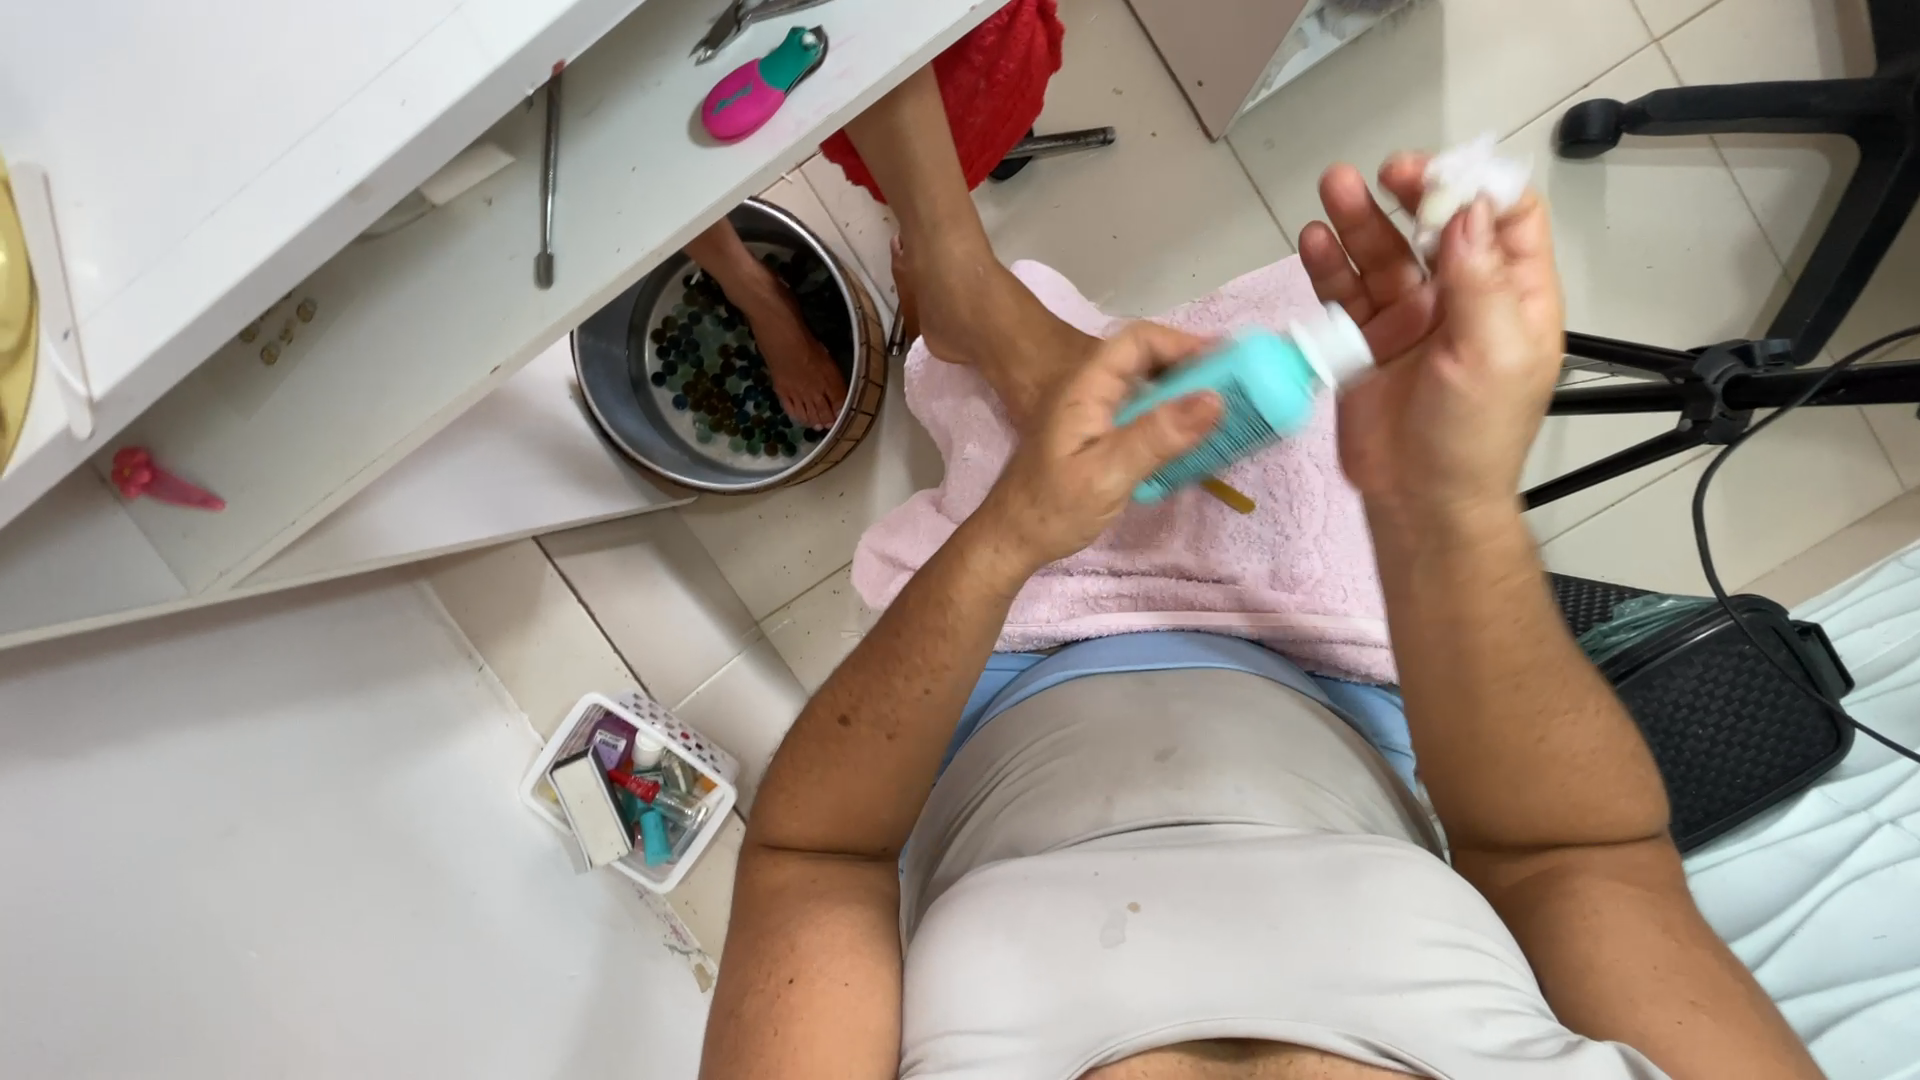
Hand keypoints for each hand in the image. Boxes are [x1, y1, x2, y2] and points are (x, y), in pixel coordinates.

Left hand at [974, 321, 1222, 571]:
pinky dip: (1165, 420)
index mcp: (1084, 389)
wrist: (1012, 540)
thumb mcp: (1108, 474)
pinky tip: (1188, 440)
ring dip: (1180, 394)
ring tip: (1220, 412)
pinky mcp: (1093, 440)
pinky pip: (1136, 416)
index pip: (1136, 341)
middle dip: (1188, 367)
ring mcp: (1089, 417)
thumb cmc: (1053, 509)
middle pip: (1142, 361)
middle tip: (1232, 387)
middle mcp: (1086, 394)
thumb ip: (1158, 436)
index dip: (1181, 342)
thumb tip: (1215, 398)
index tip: (1225, 361)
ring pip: (1141, 390)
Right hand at [1299, 156, 1564, 529]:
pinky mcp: (1361, 344)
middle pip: (1433, 231)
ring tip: (1330, 192)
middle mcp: (1458, 301)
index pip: (1503, 222)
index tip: (1438, 173)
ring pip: (1382, 259)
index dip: (1473, 190)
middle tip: (1378, 174)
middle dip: (1407, 197)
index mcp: (1511, 298)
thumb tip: (1468, 212)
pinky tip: (1314, 242)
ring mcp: (1405, 322)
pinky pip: (1345, 297)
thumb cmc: (1471, 433)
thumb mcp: (1494, 352)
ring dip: (1358, 225)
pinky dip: (1329, 269)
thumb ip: (1481, 281)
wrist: (1417, 496)